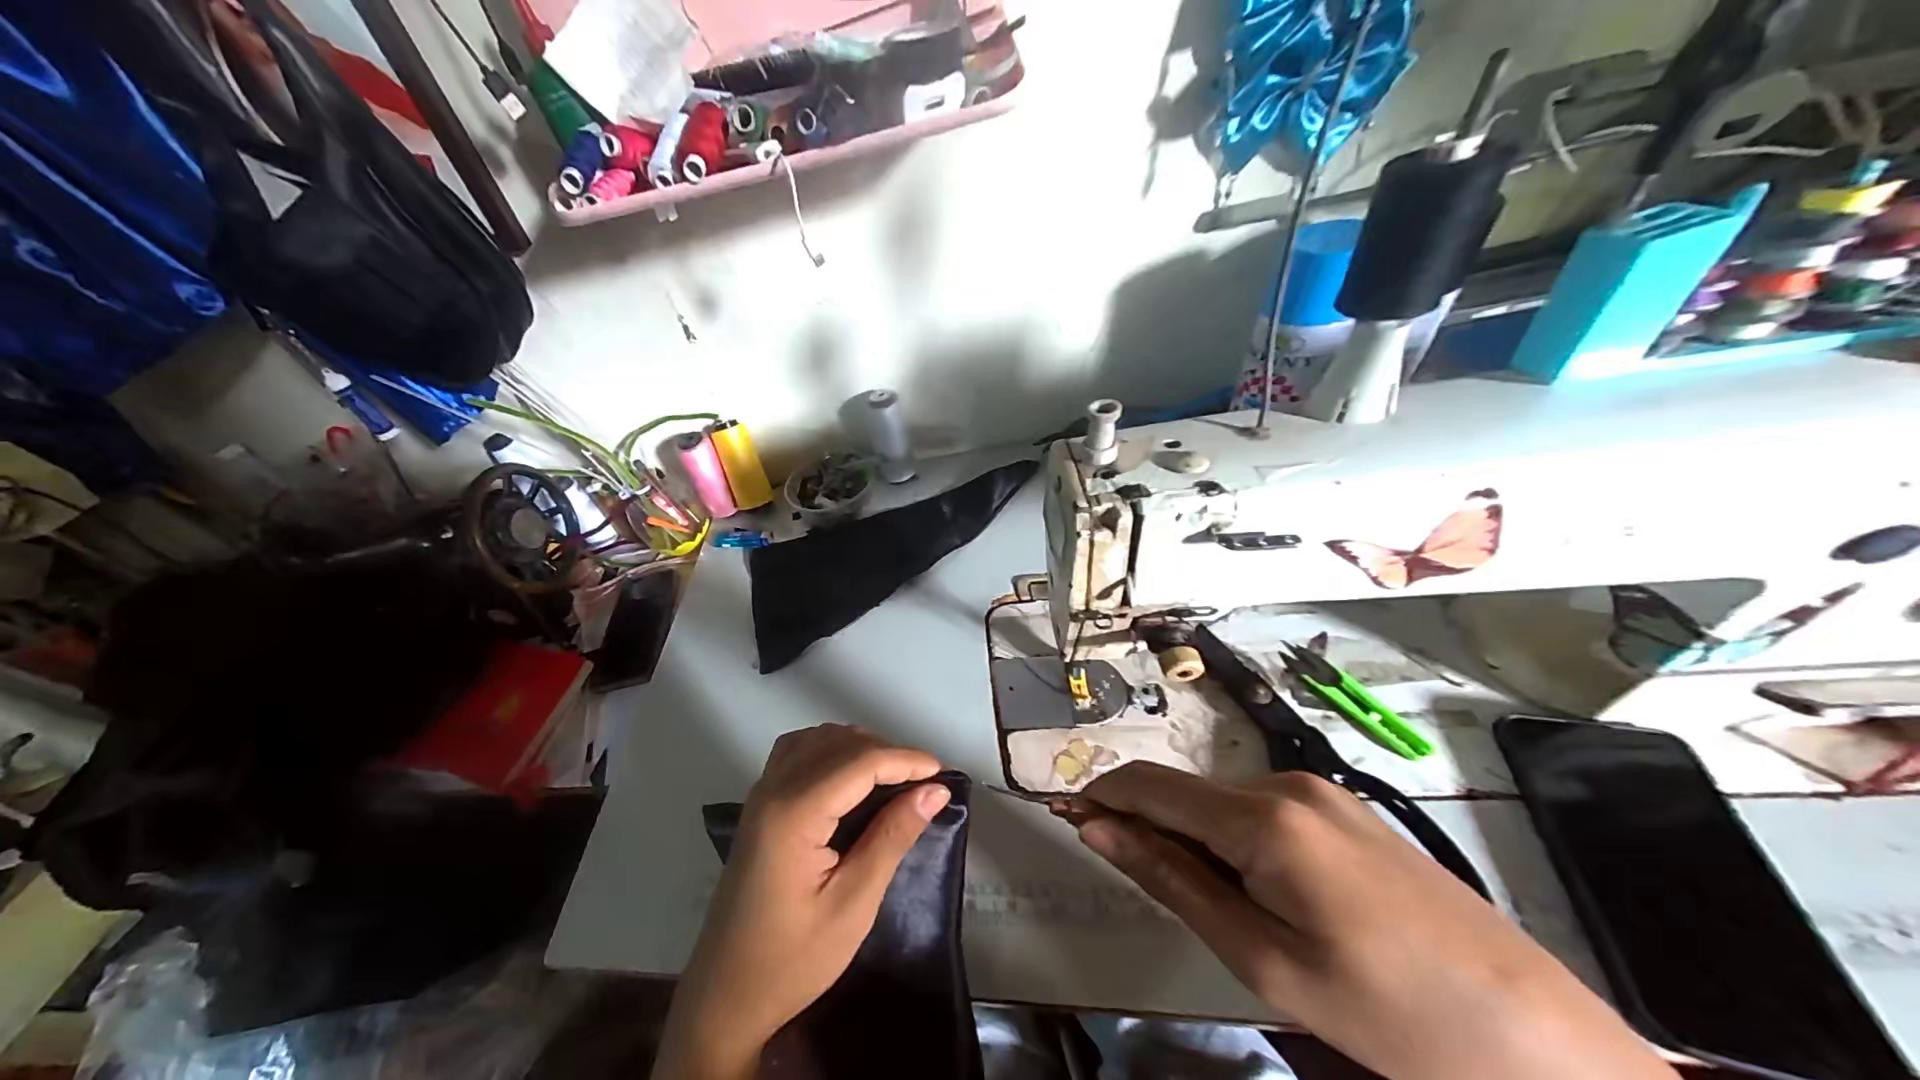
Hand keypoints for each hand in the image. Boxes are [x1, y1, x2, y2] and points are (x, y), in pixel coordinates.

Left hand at [652, 724, 949, 1079]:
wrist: (726, 996)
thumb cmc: (793, 960)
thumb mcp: (853, 905)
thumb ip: (892, 838)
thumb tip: (935, 790)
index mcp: (793, 814)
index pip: (859, 761)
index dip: (905, 760)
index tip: (942, 774)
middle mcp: (773, 789)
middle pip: (839, 742)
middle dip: (887, 752)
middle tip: (923, 784)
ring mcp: (761, 794)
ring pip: (818, 739)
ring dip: (859, 748)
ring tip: (894, 780)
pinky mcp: (759, 805)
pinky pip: (798, 752)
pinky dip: (832, 751)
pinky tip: (850, 778)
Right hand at [1077, 763, 1677, 1079]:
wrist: (1532, 1035)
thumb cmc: (1385, 1011)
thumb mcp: (1260, 956)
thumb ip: (1171, 879)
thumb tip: (1096, 827)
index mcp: (1264, 817)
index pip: (1152, 785)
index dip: (1100, 796)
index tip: (1061, 814)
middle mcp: (1288, 784)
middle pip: (1186, 795)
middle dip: (1148, 829)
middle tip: (1147, 895)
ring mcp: (1322, 793)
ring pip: (1222, 804)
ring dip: (1193, 841)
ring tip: (1220, 915)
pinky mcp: (1344, 810)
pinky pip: (1262, 813)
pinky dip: (1233, 843)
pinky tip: (1259, 897)